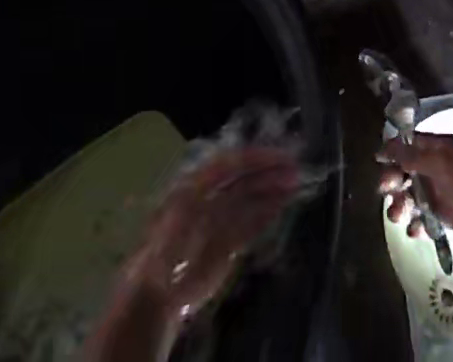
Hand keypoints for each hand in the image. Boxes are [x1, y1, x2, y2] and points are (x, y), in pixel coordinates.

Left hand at [123, 145, 302, 320]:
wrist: (158, 297)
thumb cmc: (167, 250)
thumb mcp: (186, 211)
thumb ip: (211, 184)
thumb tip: (234, 168)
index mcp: (195, 186)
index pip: (229, 164)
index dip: (255, 158)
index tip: (281, 156)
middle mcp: (207, 199)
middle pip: (242, 179)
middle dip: (267, 172)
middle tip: (295, 168)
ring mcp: (217, 222)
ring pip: (248, 199)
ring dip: (270, 189)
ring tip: (294, 184)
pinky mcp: (225, 246)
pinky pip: (250, 223)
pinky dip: (267, 212)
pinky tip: (281, 205)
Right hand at [378, 133, 452, 241]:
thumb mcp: (437, 161)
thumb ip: (410, 156)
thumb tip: (383, 149)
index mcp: (436, 149)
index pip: (409, 144)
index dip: (393, 151)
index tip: (378, 160)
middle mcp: (435, 168)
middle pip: (405, 172)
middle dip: (392, 181)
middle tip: (385, 190)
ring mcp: (438, 193)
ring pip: (410, 196)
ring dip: (400, 205)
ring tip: (397, 216)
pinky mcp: (442, 216)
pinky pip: (421, 218)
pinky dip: (415, 224)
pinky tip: (414, 230)